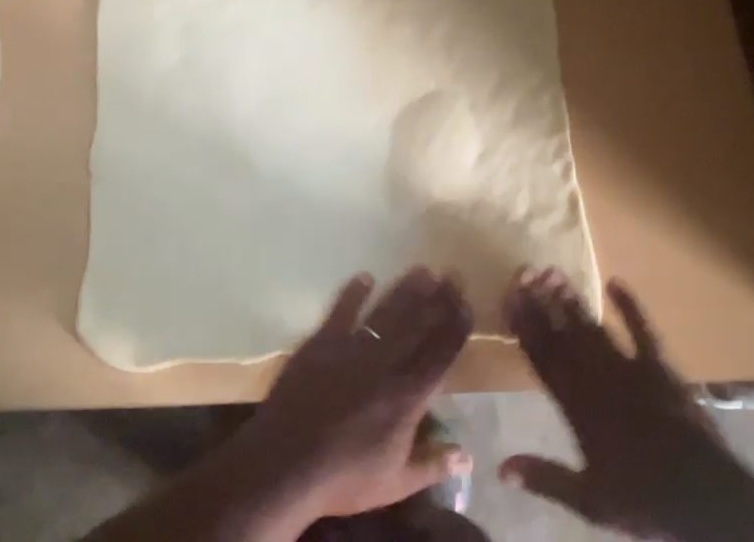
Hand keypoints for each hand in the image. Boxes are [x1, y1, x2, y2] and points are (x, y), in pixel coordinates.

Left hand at [230, 267, 475, 520]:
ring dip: (404, 291)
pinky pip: (340, 312)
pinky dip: (353, 294)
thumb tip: (468, 457)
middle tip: (452, 274)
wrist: (285, 465)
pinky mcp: (319, 345)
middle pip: (417, 326)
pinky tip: (365, 277)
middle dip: (438, 299)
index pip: (440, 355)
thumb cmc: (342, 479)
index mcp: (406, 399)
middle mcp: (383, 366)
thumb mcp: (394, 484)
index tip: (467, 304)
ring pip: (385, 314)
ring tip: (421, 270)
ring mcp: (350, 352)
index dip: (455, 328)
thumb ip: (432, 466)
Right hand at [499, 269, 739, 536]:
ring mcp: (632, 372)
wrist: (708, 499)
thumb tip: (500, 468)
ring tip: (552, 272)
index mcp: (578, 409)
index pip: (543, 359)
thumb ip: (545, 479)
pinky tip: (616, 284)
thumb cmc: (645, 501)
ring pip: (594, 330)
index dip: (523, 327)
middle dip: (541, 303)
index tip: (507, 297)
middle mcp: (599, 381)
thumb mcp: (590, 501)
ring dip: (573, 302)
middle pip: (563, 336)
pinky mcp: (662, 371)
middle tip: (522, 271)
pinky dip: (631, 308)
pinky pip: (644, 333)